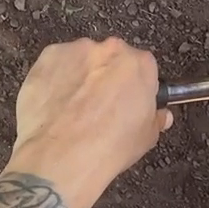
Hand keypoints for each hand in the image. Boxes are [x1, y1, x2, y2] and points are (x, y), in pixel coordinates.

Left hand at [11, 38, 170, 194]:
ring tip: (73, 110)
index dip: (136, 86)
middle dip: (108, 77)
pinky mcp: (48, 57)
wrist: (61, 157)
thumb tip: (160, 115)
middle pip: (112, 59)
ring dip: (81, 77)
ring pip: (82, 60)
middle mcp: (109, 50)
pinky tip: (54, 106)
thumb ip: (155, 118)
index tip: (129, 101)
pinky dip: (55, 79)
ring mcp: (76, 51)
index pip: (143, 67)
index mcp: (138, 65)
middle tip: (100, 107)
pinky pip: (55, 64)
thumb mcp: (145, 139)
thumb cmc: (107, 147)